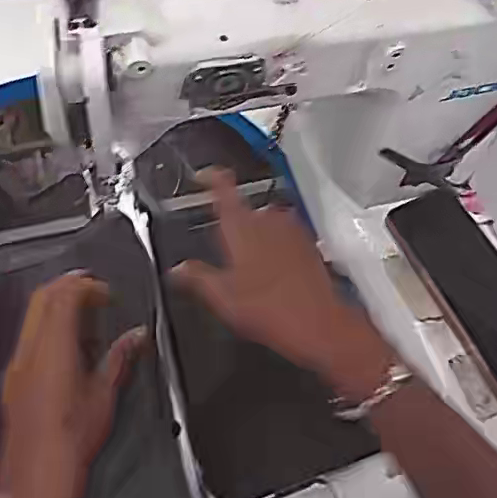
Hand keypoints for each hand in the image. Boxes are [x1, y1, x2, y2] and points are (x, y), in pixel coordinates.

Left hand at [0, 273, 147, 497]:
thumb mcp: (104, 399)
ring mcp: (16, 367)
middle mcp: (28, 354)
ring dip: (58, 304)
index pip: (62, 298)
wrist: (29, 492)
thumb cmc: (69, 447)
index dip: (85, 285)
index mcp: (52, 353)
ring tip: (88, 314)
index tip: (106, 292)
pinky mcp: (13, 381)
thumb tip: (137, 335)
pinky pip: (29, 336)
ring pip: (32, 315)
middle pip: (41, 298)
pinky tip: (72, 343)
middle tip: (95, 291)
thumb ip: (119, 359)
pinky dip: (49, 326)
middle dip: (69, 286)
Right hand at [171, 168, 395, 401]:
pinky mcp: (309, 240)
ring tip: (252, 271)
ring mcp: (291, 227)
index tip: (202, 175)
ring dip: (256, 237)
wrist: (319, 322)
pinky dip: (275, 246)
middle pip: (244, 210)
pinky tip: (273, 273)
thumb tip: (178, 268)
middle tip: (227, 257)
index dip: (211, 177)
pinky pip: (284, 235)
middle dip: (234, 227)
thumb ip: (197, 277)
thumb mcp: (223, 298)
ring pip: (265, 223)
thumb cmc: (268, 308)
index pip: (224, 188)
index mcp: (242, 226)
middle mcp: (268, 218)